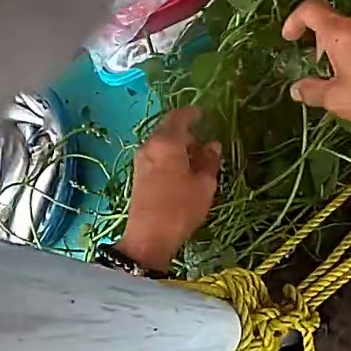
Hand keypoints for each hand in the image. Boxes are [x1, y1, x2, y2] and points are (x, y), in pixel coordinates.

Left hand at [118, 107, 220, 269]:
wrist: (148, 236)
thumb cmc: (181, 208)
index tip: (204, 115)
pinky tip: (182, 171)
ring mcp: (141, 159)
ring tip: (196, 161)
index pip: (179, 116)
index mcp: (166, 142)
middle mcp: (150, 145)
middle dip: (187, 133)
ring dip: (178, 146)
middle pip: (168, 129)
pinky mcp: (137, 173)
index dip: (192, 113)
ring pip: (162, 143)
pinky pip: (156, 155)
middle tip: (205, 144)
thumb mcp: (204, 185)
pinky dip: (169, 156)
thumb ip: (209, 160)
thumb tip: (213, 144)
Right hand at [280, 0, 350, 143]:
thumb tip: (297, 89)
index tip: (290, 39)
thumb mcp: (336, 100)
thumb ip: (312, 91)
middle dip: (321, 41)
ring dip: (344, 46)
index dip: (294, 20)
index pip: (310, 8)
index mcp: (341, 32)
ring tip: (345, 74)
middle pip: (334, 21)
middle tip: (320, 67)